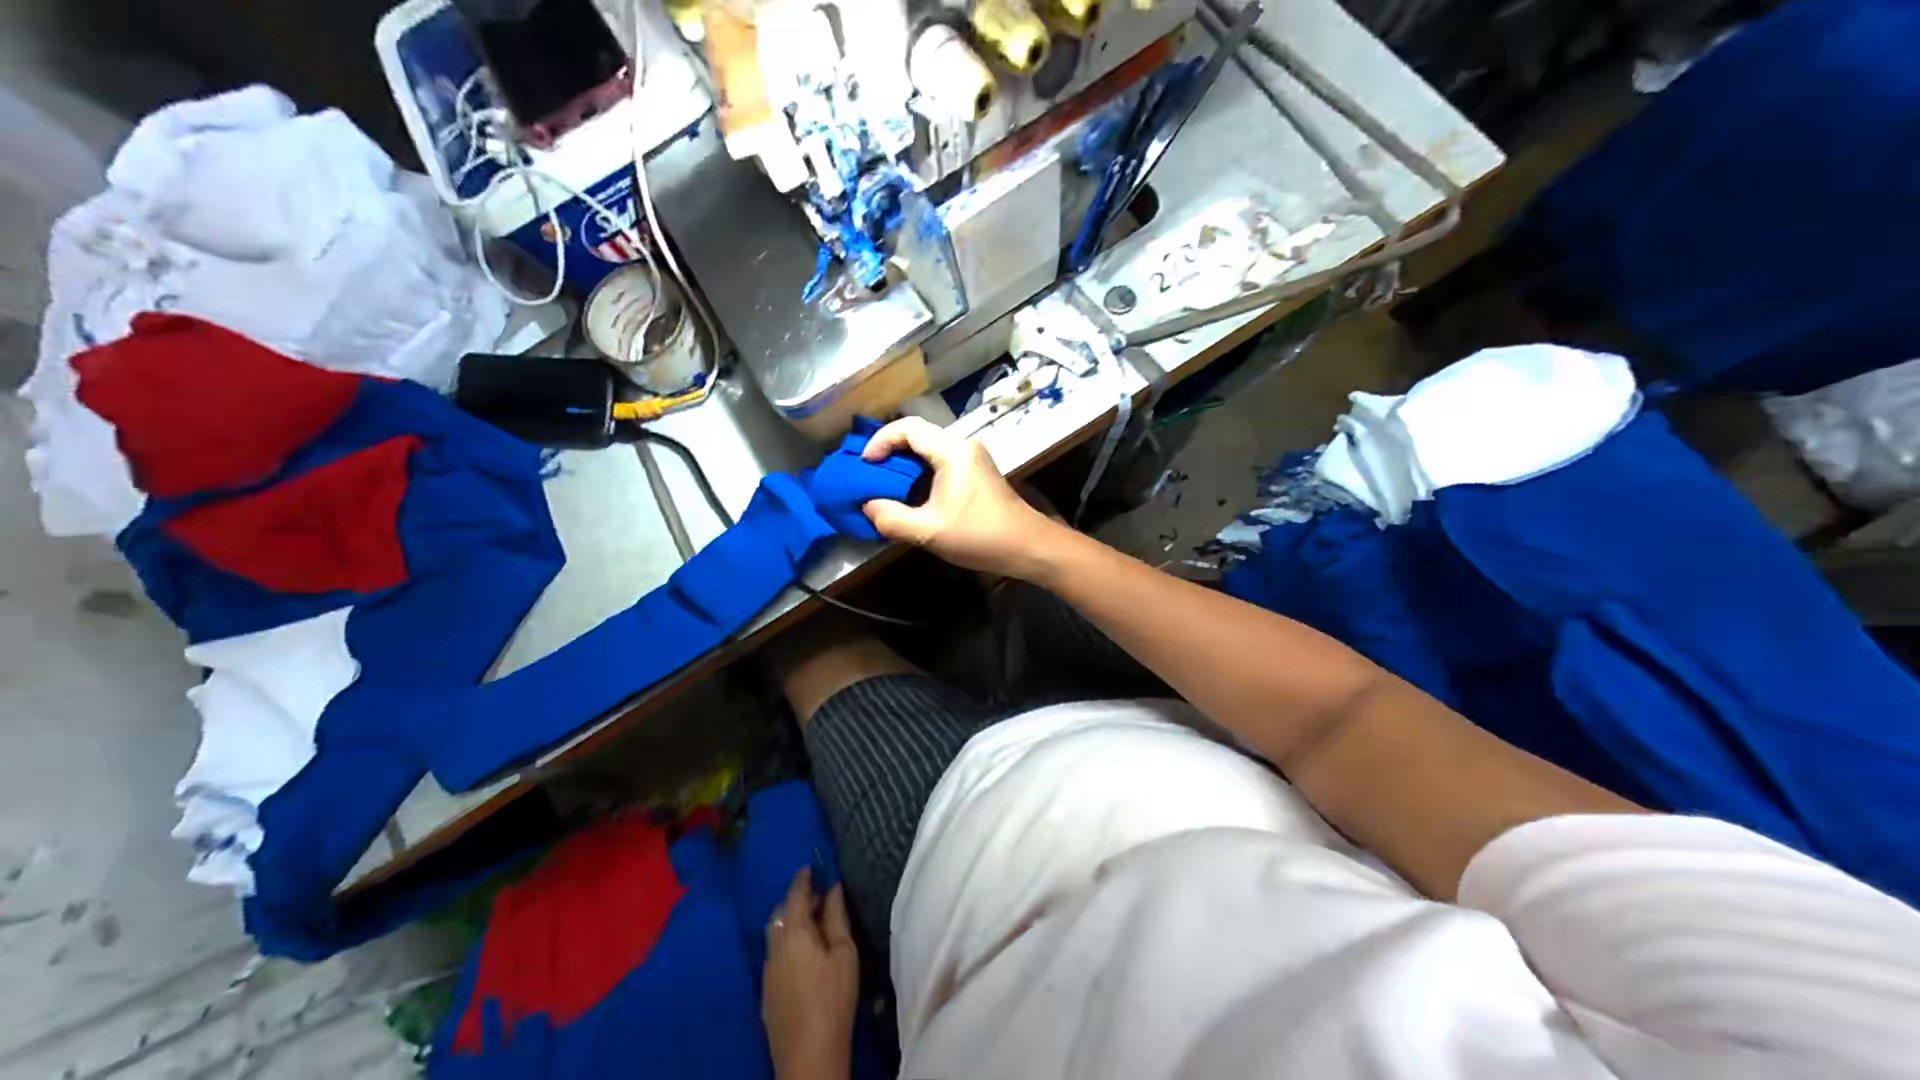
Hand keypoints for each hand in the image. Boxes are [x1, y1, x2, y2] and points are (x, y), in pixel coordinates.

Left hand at [763, 869, 857, 1079]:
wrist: (808, 1055)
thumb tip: (833, 889)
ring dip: (790, 921)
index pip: (795, 894)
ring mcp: (767, 970)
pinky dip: (787, 942)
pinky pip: (775, 953)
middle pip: (780, 912)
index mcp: (794, 932)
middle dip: (796, 899)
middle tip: (819, 897)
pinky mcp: (766, 991)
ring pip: (775, 933)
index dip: (803, 878)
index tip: (812, 866)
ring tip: (813, 924)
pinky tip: (804, 954)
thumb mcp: (844, 953)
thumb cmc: (833, 998)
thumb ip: (836, 918)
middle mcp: (774, 946)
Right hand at [861, 416, 1064, 579]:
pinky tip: (910, 494)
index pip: (908, 428)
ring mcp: (972, 457)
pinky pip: (940, 461)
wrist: (1028, 547)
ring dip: (904, 463)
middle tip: (869, 474)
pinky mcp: (977, 472)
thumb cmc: (980, 536)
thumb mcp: (929, 533)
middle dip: (889, 451)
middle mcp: (963, 446)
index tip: (865, 464)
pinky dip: (920, 472)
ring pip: (929, 448)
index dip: (880, 440)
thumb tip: (868, 507)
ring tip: (883, 485)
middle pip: (918, 434)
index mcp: (952, 451)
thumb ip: (892, 519)